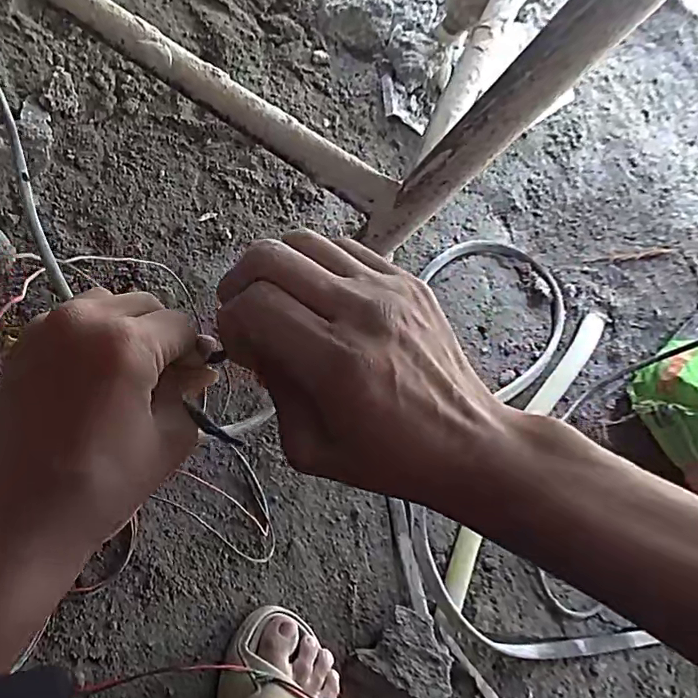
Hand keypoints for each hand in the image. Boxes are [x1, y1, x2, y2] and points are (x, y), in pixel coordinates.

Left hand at [0, 288, 215, 568]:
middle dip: (160, 334)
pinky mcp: (23, 343)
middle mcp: (84, 317)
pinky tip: (89, 377)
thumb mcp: (167, 439)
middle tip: (162, 378)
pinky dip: (89, 336)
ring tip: (123, 375)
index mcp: (127, 341)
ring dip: (124, 328)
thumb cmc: (104, 484)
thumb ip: (188, 392)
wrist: (25, 511)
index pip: (180, 324)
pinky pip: (70, 322)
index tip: (194, 379)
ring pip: (104, 304)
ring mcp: (47, 326)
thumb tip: (196, 370)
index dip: (194, 351)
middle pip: (143, 305)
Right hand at [215, 230, 518, 506]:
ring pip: (303, 241)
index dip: (229, 320)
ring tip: (272, 295)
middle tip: (238, 308)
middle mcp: (361, 313)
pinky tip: (312, 292)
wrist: (467, 443)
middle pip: (271, 257)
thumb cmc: (392, 456)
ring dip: (272, 265)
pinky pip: (342, 247)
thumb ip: (273, 392)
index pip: (255, 304)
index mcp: (336, 362)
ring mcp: (387, 289)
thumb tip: (257, 347)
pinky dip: (312, 262)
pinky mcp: (405, 280)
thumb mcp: (310, 448)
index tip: (237, 343)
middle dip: (238, 281)